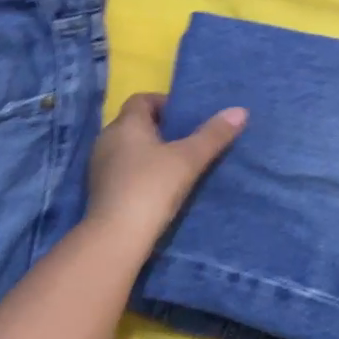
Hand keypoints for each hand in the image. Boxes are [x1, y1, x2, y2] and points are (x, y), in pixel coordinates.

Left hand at [87, 93, 245, 241]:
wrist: (115, 239)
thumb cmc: (151, 188)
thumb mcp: (188, 160)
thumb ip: (213, 135)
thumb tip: (240, 110)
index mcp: (126, 124)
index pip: (141, 99)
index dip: (163, 103)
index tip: (184, 118)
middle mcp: (107, 138)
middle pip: (133, 123)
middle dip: (158, 129)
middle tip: (185, 141)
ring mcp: (99, 167)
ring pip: (126, 148)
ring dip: (147, 153)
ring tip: (174, 166)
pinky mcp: (98, 192)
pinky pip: (120, 171)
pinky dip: (137, 173)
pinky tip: (155, 189)